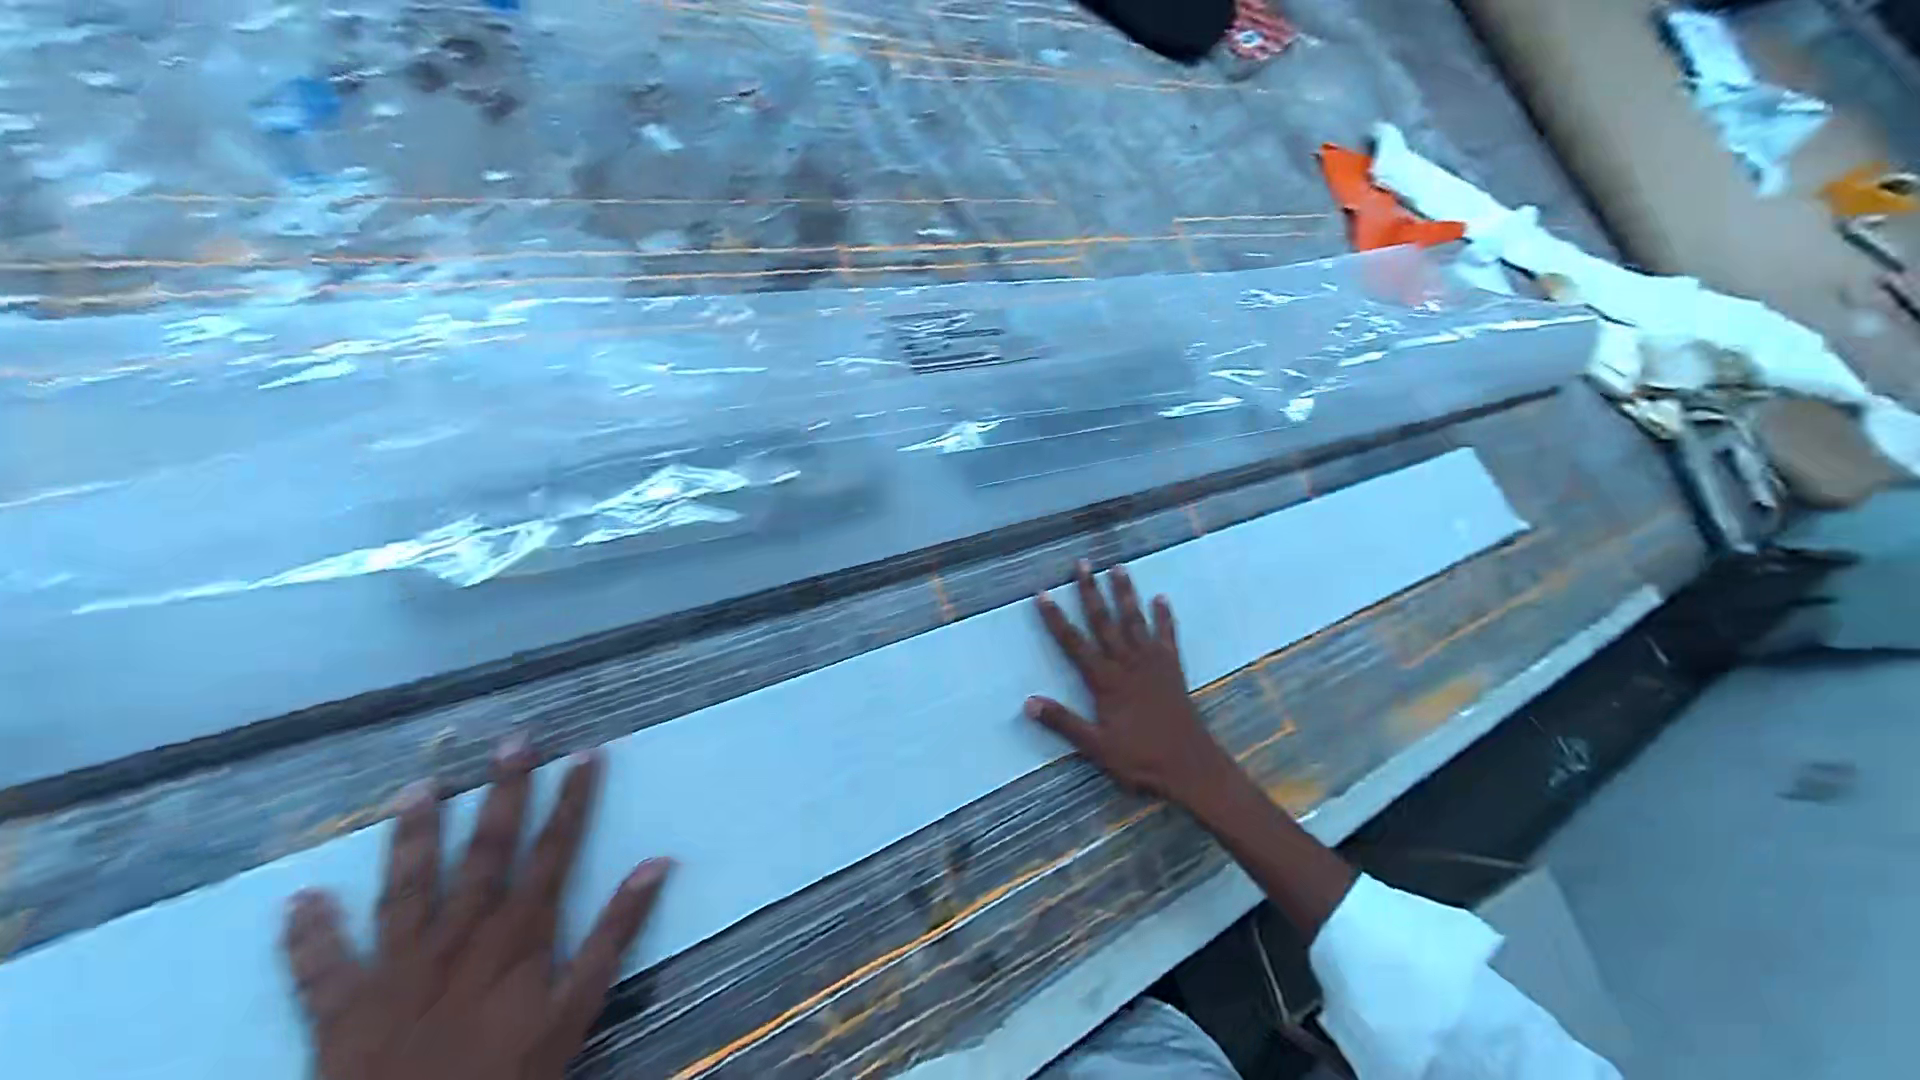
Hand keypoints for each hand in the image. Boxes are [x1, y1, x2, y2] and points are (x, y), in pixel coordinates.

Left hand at [282, 739, 671, 1079]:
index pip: (553, 850)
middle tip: (511, 741)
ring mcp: (396, 967)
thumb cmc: (509, 1076)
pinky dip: (306, 935)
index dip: (572, 800)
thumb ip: (615, 934)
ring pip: (407, 887)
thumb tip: (656, 864)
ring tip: (417, 789)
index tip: (584, 754)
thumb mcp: (578, 1010)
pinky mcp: (343, 1009)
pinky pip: (319, 968)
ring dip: (412, 837)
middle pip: (486, 851)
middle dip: (503, 793)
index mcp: (517, 935)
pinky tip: (299, 900)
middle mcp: (459, 934)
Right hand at [1027, 561, 1235, 804]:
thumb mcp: (1096, 746)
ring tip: (1118, 567)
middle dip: (1090, 591)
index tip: (1043, 594)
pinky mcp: (1172, 668)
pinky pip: (1167, 636)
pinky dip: (1164, 617)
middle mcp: (1127, 663)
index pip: (1074, 642)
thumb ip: (1063, 722)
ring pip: (1134, 620)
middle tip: (1082, 564)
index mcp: (1105, 680)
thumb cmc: (1140, 759)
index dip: (1056, 618)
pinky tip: (1161, 598)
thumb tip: (1028, 702)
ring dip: (1126, 593)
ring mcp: (1152, 663)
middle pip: (1104, 621)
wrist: (1191, 766)